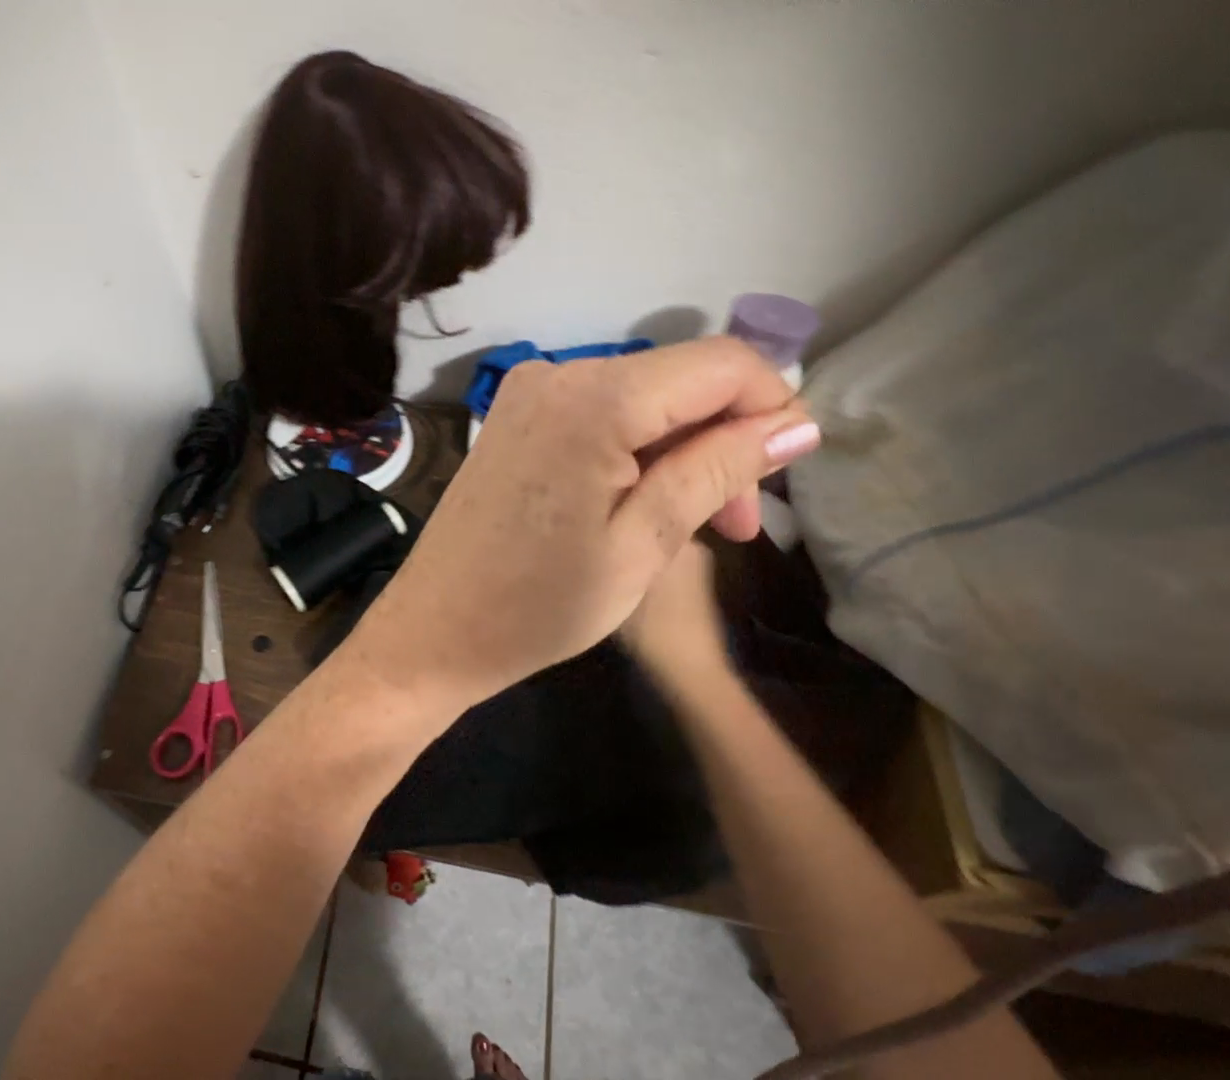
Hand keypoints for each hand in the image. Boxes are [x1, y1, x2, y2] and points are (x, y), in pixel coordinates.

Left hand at [340, 337, 819, 708]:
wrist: (433, 633)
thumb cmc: (537, 606)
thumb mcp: (642, 545)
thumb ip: (716, 471)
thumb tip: (797, 423)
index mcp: (594, 399)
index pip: (722, 364)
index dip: (770, 409)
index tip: (782, 478)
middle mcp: (557, 375)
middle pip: (680, 382)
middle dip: (723, 444)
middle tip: (737, 528)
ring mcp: (528, 395)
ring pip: (643, 403)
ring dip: (681, 457)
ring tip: (695, 531)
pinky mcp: (515, 420)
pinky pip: (601, 418)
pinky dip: (635, 456)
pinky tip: (641, 511)